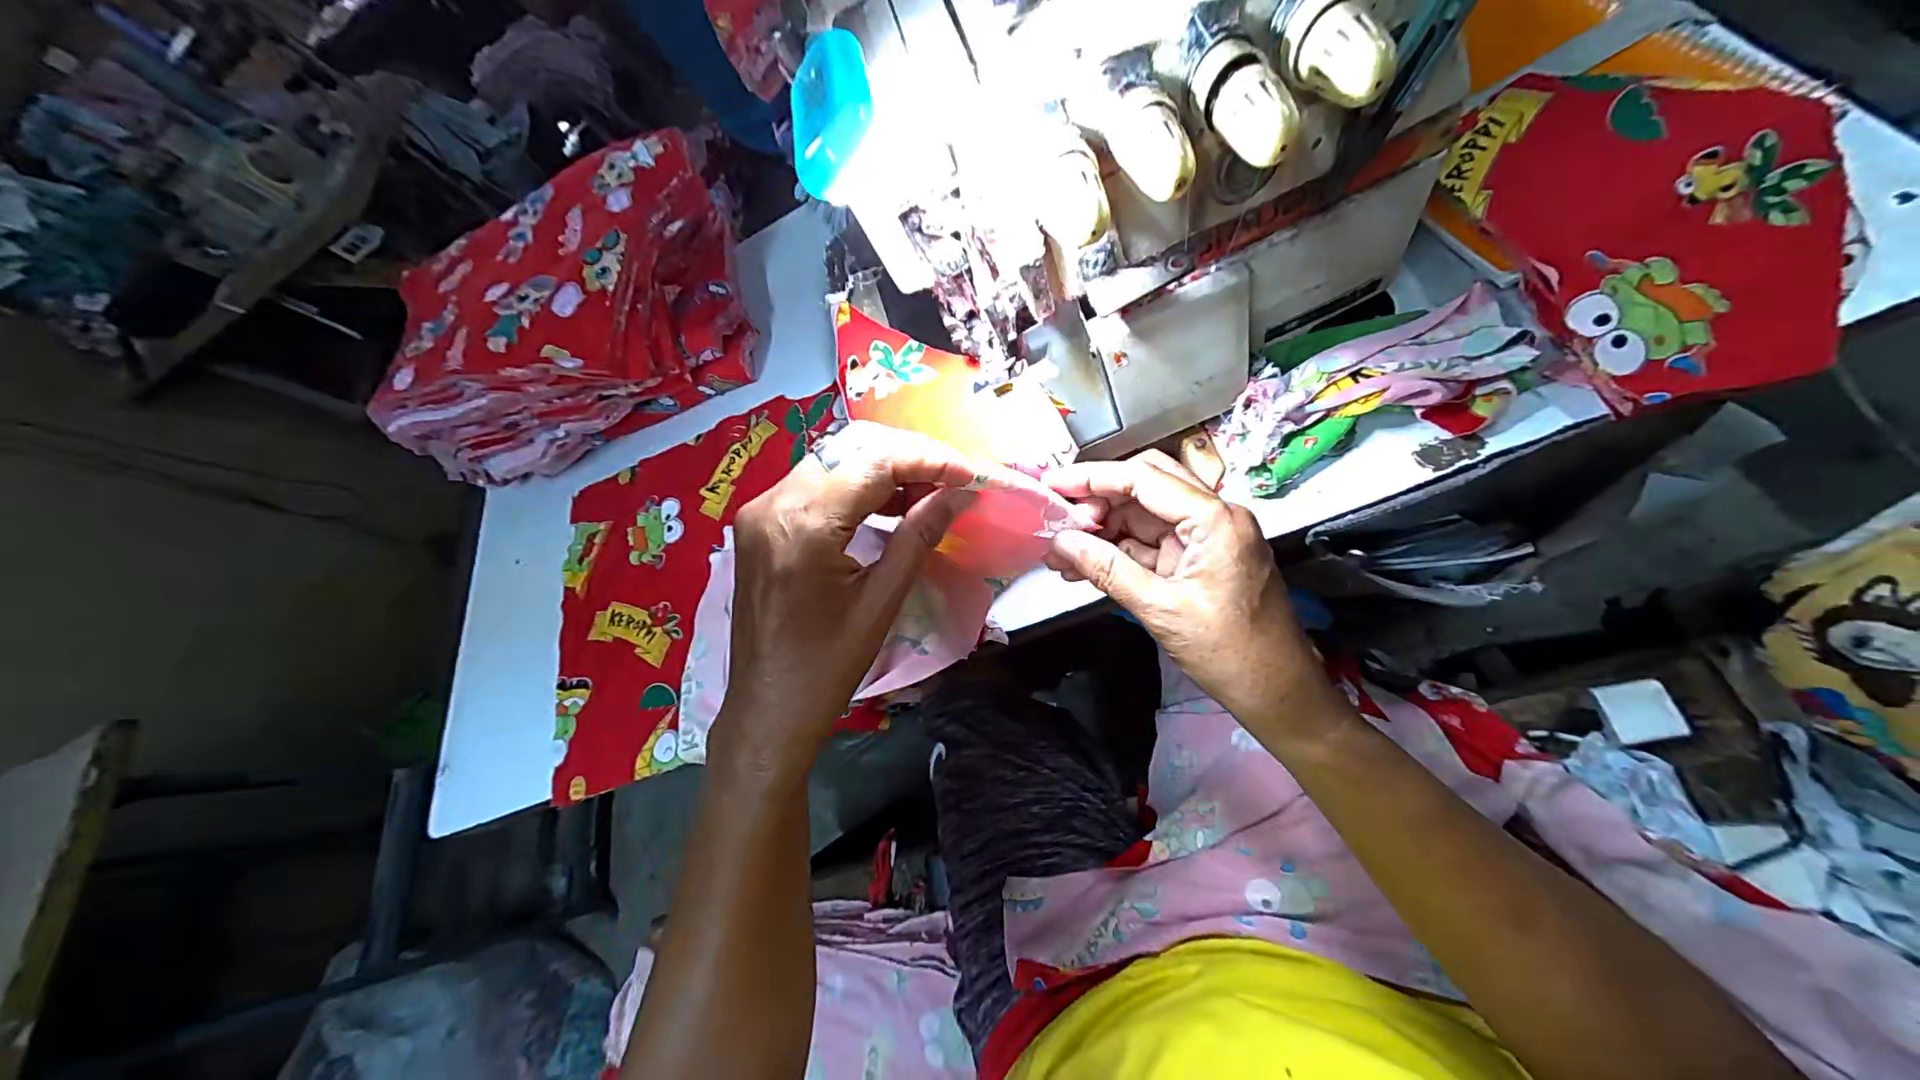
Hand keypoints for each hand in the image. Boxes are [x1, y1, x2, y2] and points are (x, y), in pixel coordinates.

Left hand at [718, 421, 977, 772]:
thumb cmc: (826, 667)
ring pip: (832, 463)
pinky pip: (815, 486)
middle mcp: (772, 503)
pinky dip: (855, 488)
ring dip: (882, 470)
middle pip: (850, 452)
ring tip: (929, 491)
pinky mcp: (759, 524)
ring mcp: (759, 511)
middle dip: (907, 457)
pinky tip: (890, 504)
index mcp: (802, 524)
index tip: (967, 473)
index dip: (927, 459)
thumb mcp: (881, 601)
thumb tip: (960, 493)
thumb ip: (919, 535)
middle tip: (952, 479)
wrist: (767, 709)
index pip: (872, 462)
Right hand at [1042, 451, 1342, 734]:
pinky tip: (1086, 564)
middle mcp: (1214, 518)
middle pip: (1145, 487)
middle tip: (1059, 520)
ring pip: (1144, 516)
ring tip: (1063, 551)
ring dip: (1104, 529)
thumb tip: (1063, 543)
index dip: (1093, 478)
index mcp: (1215, 519)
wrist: (1277, 691)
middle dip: (1098, 500)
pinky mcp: (1198, 561)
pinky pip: (1151, 544)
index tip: (1055, 484)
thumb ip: (1108, 570)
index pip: (1144, 478)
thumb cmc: (1232, 652)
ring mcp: (1207, 539)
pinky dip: (1119, 551)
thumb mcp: (1161, 609)